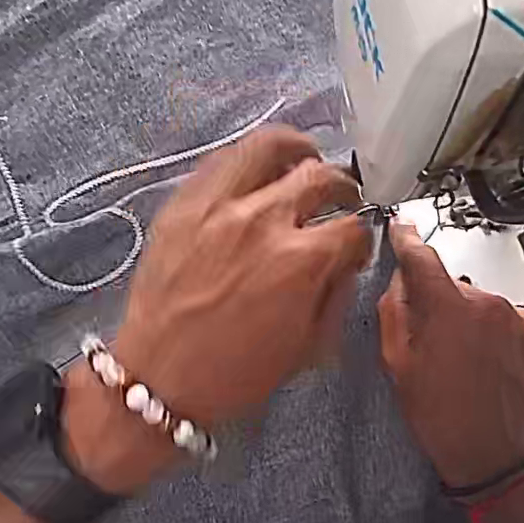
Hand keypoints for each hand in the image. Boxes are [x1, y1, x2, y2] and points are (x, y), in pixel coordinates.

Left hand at [61, 127, 370, 493]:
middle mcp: (264, 220)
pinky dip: (250, 160)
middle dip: (344, 188)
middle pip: (321, 176)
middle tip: (342, 199)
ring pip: (270, 145)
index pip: (353, 227)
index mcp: (301, 261)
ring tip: (304, 161)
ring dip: (299, 150)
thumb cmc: (237, 374)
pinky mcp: (184, 204)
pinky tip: (257, 175)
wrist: (160, 377)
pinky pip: (223, 160)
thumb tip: (345, 262)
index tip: (355, 248)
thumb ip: (337, 296)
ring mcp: (219, 205)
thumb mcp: (307, 347)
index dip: (362, 239)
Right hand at [377, 222, 523, 489]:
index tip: (403, 230)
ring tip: (471, 367)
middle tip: (438, 348)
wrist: (499, 458)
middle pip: (456, 288)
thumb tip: (398, 286)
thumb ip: (394, 314)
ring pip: (486, 307)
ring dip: (476, 326)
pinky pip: (514, 323)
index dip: (407, 239)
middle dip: (444, 308)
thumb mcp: (399, 368)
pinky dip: (504, 339)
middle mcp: (489, 304)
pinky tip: (494, 369)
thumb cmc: (449, 422)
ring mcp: (521, 319)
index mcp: (447, 308)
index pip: (421, 255)